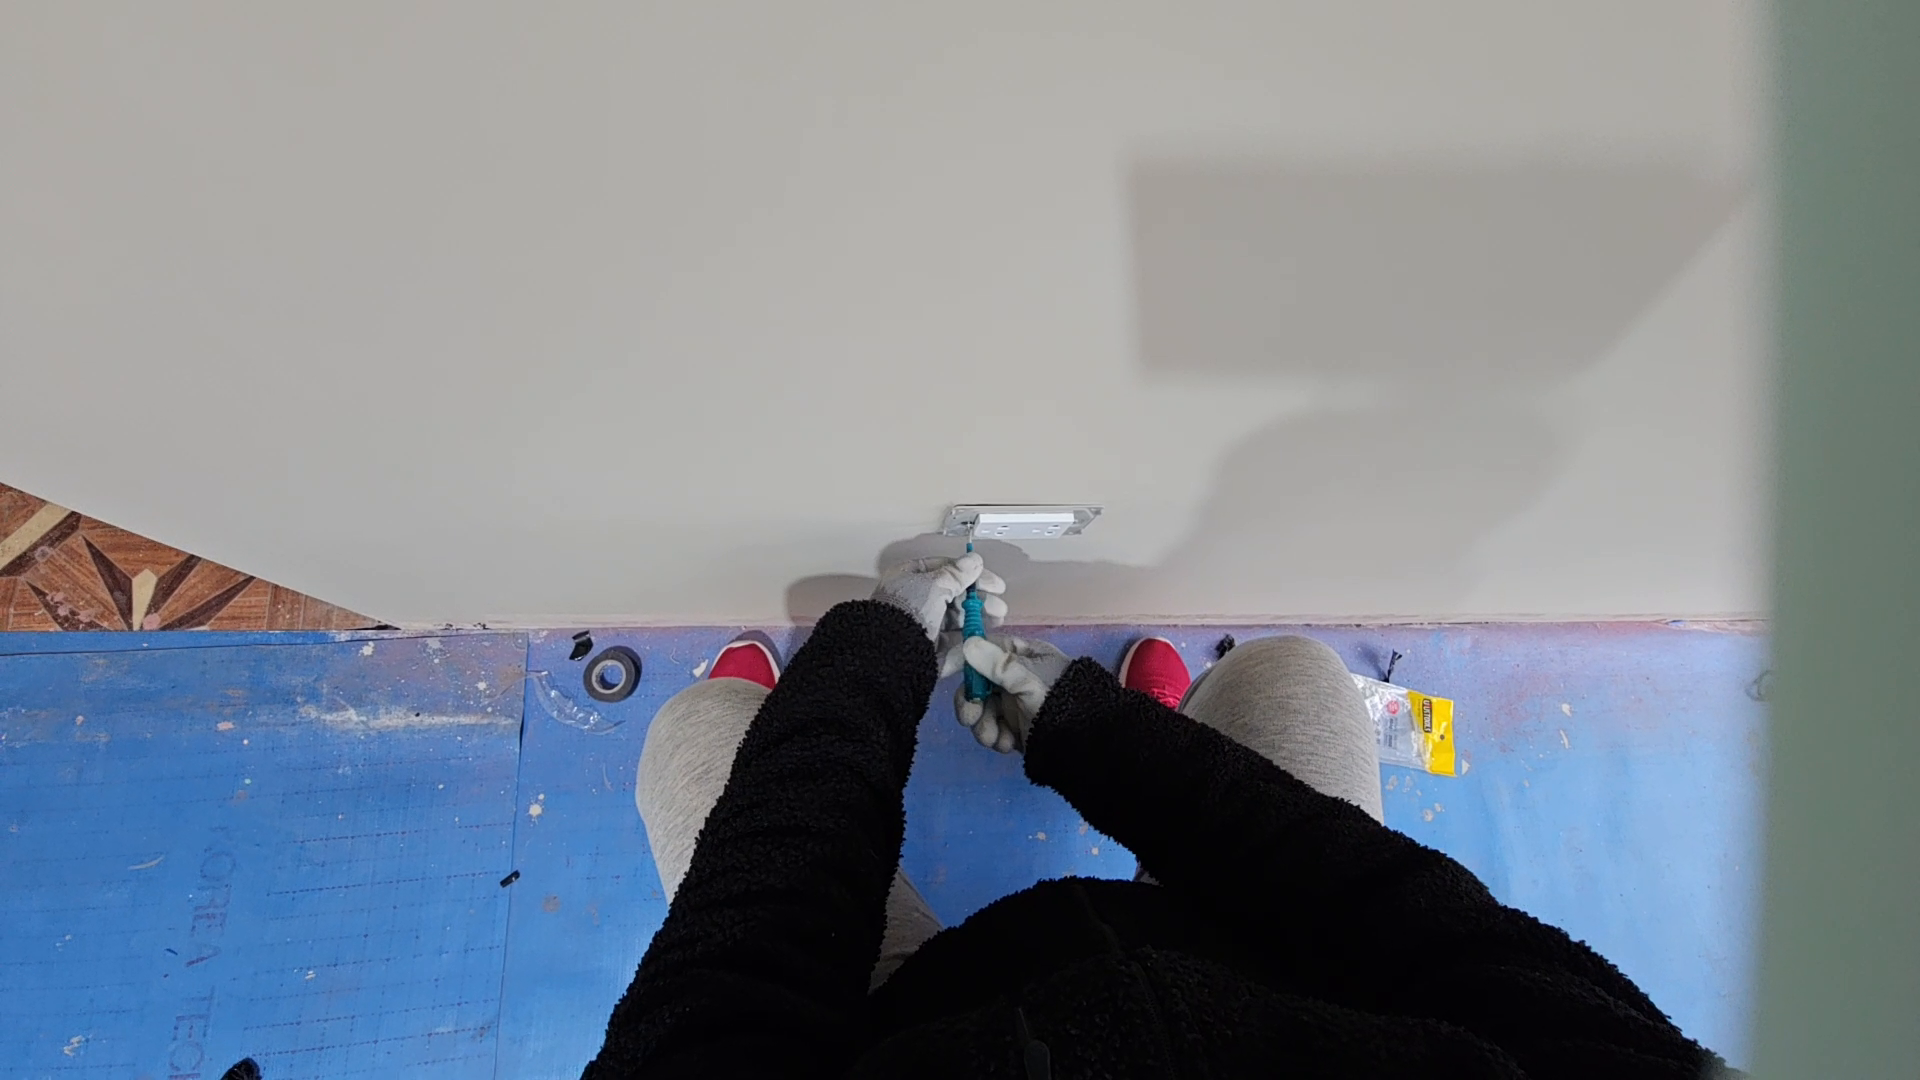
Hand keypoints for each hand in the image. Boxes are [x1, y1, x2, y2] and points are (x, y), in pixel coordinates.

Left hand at [872, 552, 1007, 641]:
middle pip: (953, 595)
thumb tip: (974, 560)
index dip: (972, 575)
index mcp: (910, 577)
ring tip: (997, 620)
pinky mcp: (928, 649)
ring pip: (955, 618)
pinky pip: (952, 640)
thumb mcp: (934, 586)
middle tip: (999, 607)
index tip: (995, 585)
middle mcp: (914, 599)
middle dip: (978, 599)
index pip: (946, 570)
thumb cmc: (909, 611)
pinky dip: (969, 637)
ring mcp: (921, 625)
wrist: (891, 654)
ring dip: (977, 617)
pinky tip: (985, 636)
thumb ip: (957, 574)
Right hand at [941, 635, 1070, 753]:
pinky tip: (1009, 745)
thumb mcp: (1030, 681)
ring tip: (998, 739)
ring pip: (980, 710)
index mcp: (1023, 656)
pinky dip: (996, 738)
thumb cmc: (1060, 704)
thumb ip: (998, 665)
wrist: (1085, 748)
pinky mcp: (1014, 728)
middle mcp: (1015, 677)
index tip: (945, 670)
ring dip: (983, 726)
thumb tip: (968, 644)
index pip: (986, 648)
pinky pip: (991, 729)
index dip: (964, 658)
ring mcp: (1014, 703)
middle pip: (976, 684)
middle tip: (970, 718)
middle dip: (970, 704)